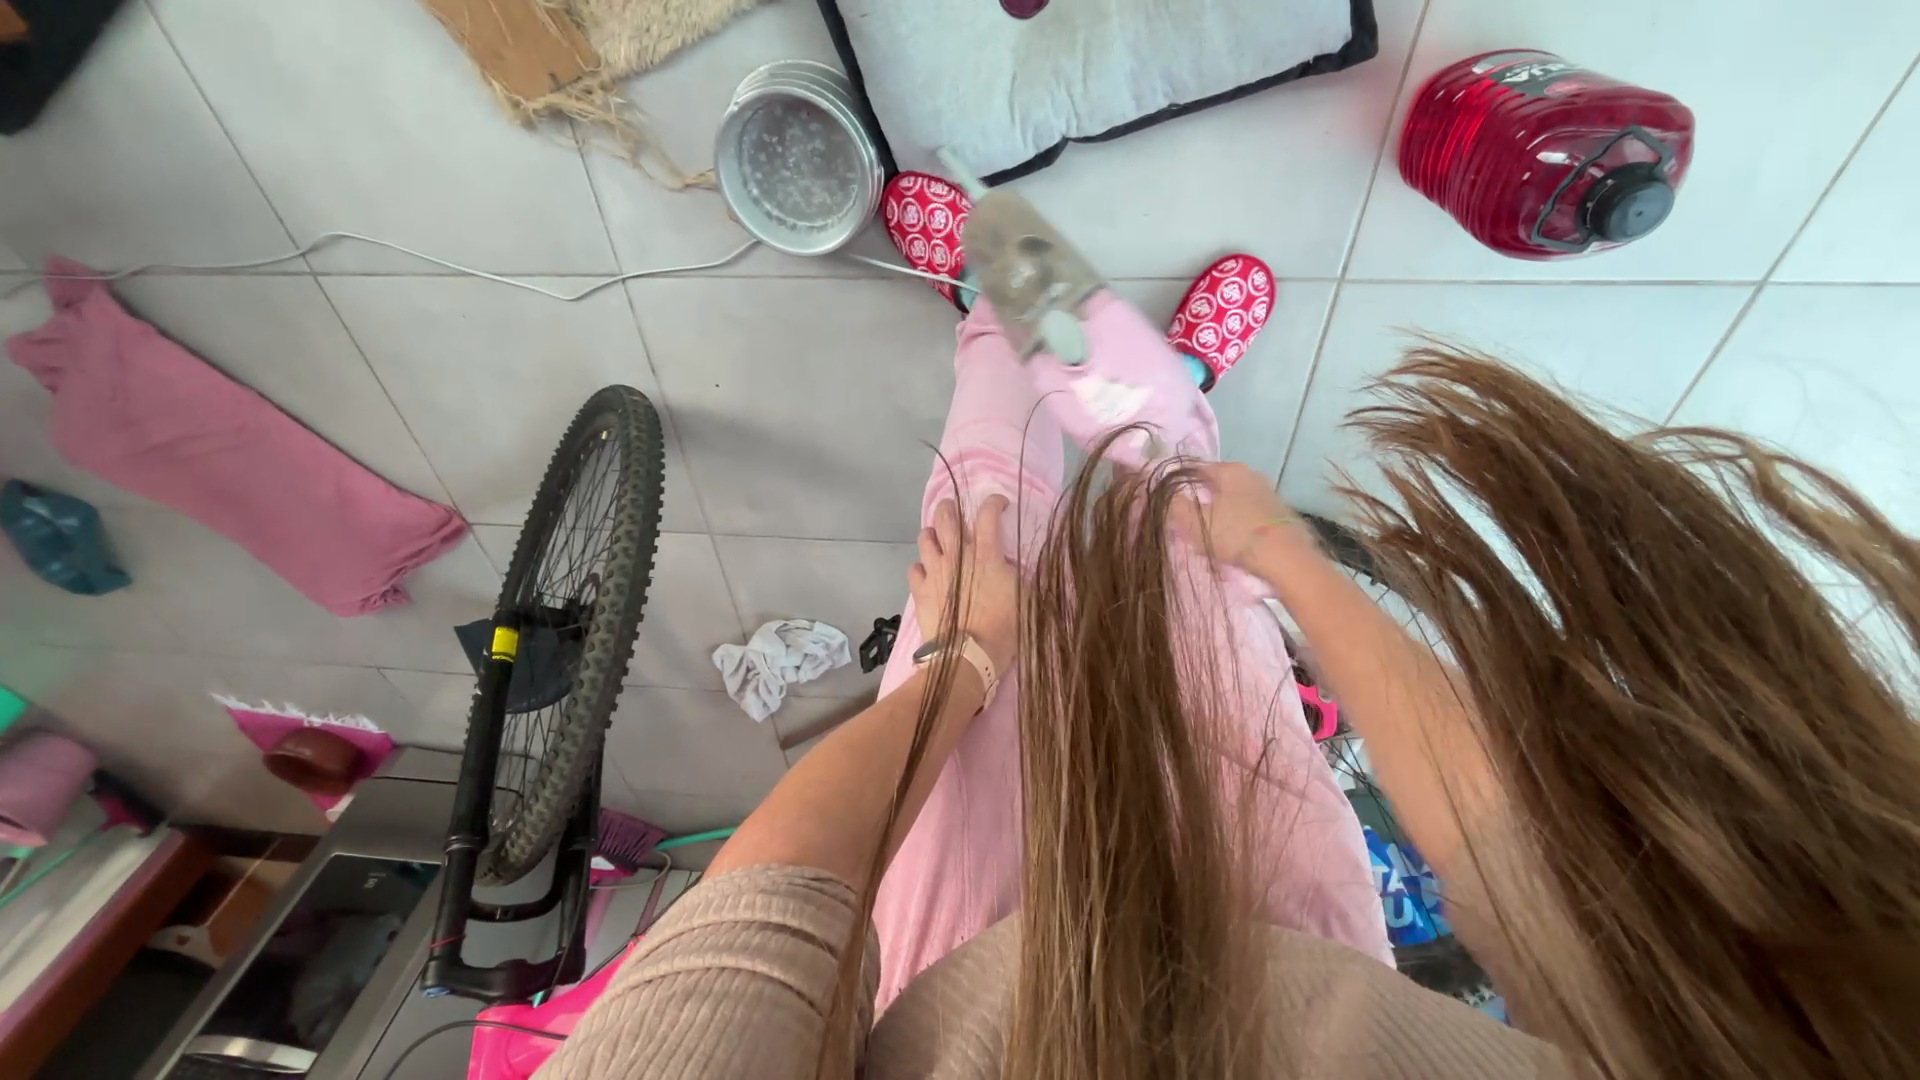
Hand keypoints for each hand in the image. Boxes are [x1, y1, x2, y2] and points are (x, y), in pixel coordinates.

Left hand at [908, 495, 1018, 672]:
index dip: (994, 502)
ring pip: (925, 538)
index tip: (1000, 505)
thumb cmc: (1004, 629)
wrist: (969, 656)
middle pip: (946, 516)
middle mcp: (957, 556)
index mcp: (986, 554)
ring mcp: (934, 571)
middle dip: (950, 507)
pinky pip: (915, 568)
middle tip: (955, 510)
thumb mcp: (1026, 598)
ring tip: (938, 540)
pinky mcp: (919, 590)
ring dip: (933, 534)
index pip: (988, 514)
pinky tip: (928, 573)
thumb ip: (1016, 574)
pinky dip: (922, 567)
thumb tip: (1009, 563)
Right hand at [1172, 461, 1305, 569]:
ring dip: (1217, 518)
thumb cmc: (1236, 533)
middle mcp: (1251, 475)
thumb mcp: (1195, 521)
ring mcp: (1267, 495)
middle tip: (1186, 526)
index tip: (1170, 505)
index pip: (1196, 470)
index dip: (1179, 487)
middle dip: (1199, 504)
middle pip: (1215, 487)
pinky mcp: (1277, 516)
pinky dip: (1235, 528)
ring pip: (1231, 503)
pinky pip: (1246, 517)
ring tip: (1206, 540)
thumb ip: (1176, 505)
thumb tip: (1169, 496)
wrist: (1285, 558)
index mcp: (1231, 470)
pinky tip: (1229, 545)